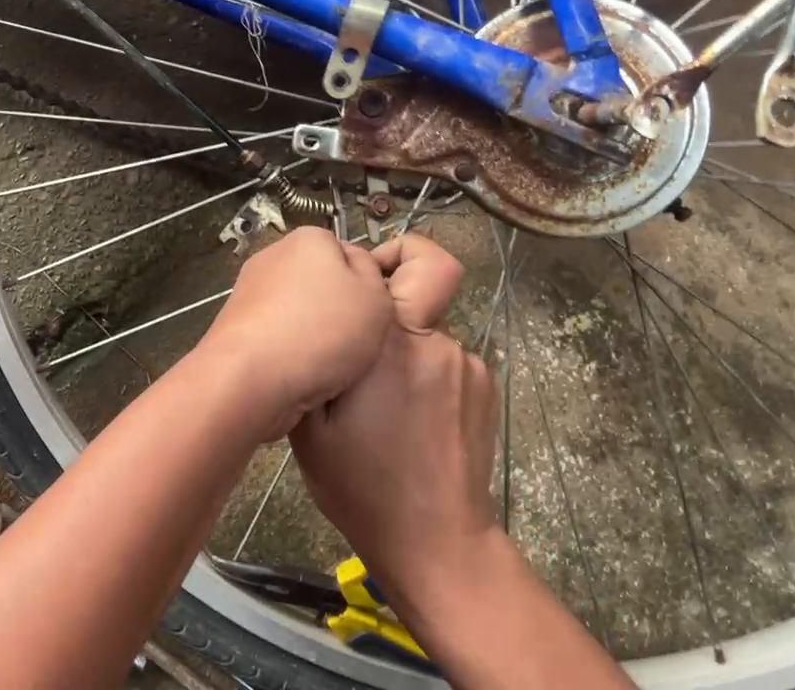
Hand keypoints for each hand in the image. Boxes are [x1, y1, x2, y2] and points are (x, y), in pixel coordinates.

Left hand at [195, 226, 393, 439]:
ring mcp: (250, 289)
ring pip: (298, 311)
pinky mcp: (236, 322)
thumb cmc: (322, 330)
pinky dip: (286, 348)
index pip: (348, 254)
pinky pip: (275, 332)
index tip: (371, 311)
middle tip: (352, 339)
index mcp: (309, 238)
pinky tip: (296, 369)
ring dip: (311, 332)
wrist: (250, 376)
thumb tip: (354, 265)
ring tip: (324, 361)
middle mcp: (273, 256)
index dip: (365, 284)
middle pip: (320, 282)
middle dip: (336, 309)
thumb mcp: (376, 296)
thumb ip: (371, 272)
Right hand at [290, 235, 495, 612]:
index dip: (396, 252)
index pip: (424, 261)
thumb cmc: (360, 484)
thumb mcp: (308, 425)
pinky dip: (423, 373)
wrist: (436, 542)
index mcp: (392, 344)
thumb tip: (319, 319)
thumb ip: (312, 362)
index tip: (361, 281)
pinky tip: (405, 416)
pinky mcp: (486, 390)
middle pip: (417, 293)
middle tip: (356, 348)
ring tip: (377, 399)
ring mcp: (471, 367)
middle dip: (385, 309)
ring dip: (401, 349)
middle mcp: (439, 344)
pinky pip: (445, 359)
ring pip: (427, 331)